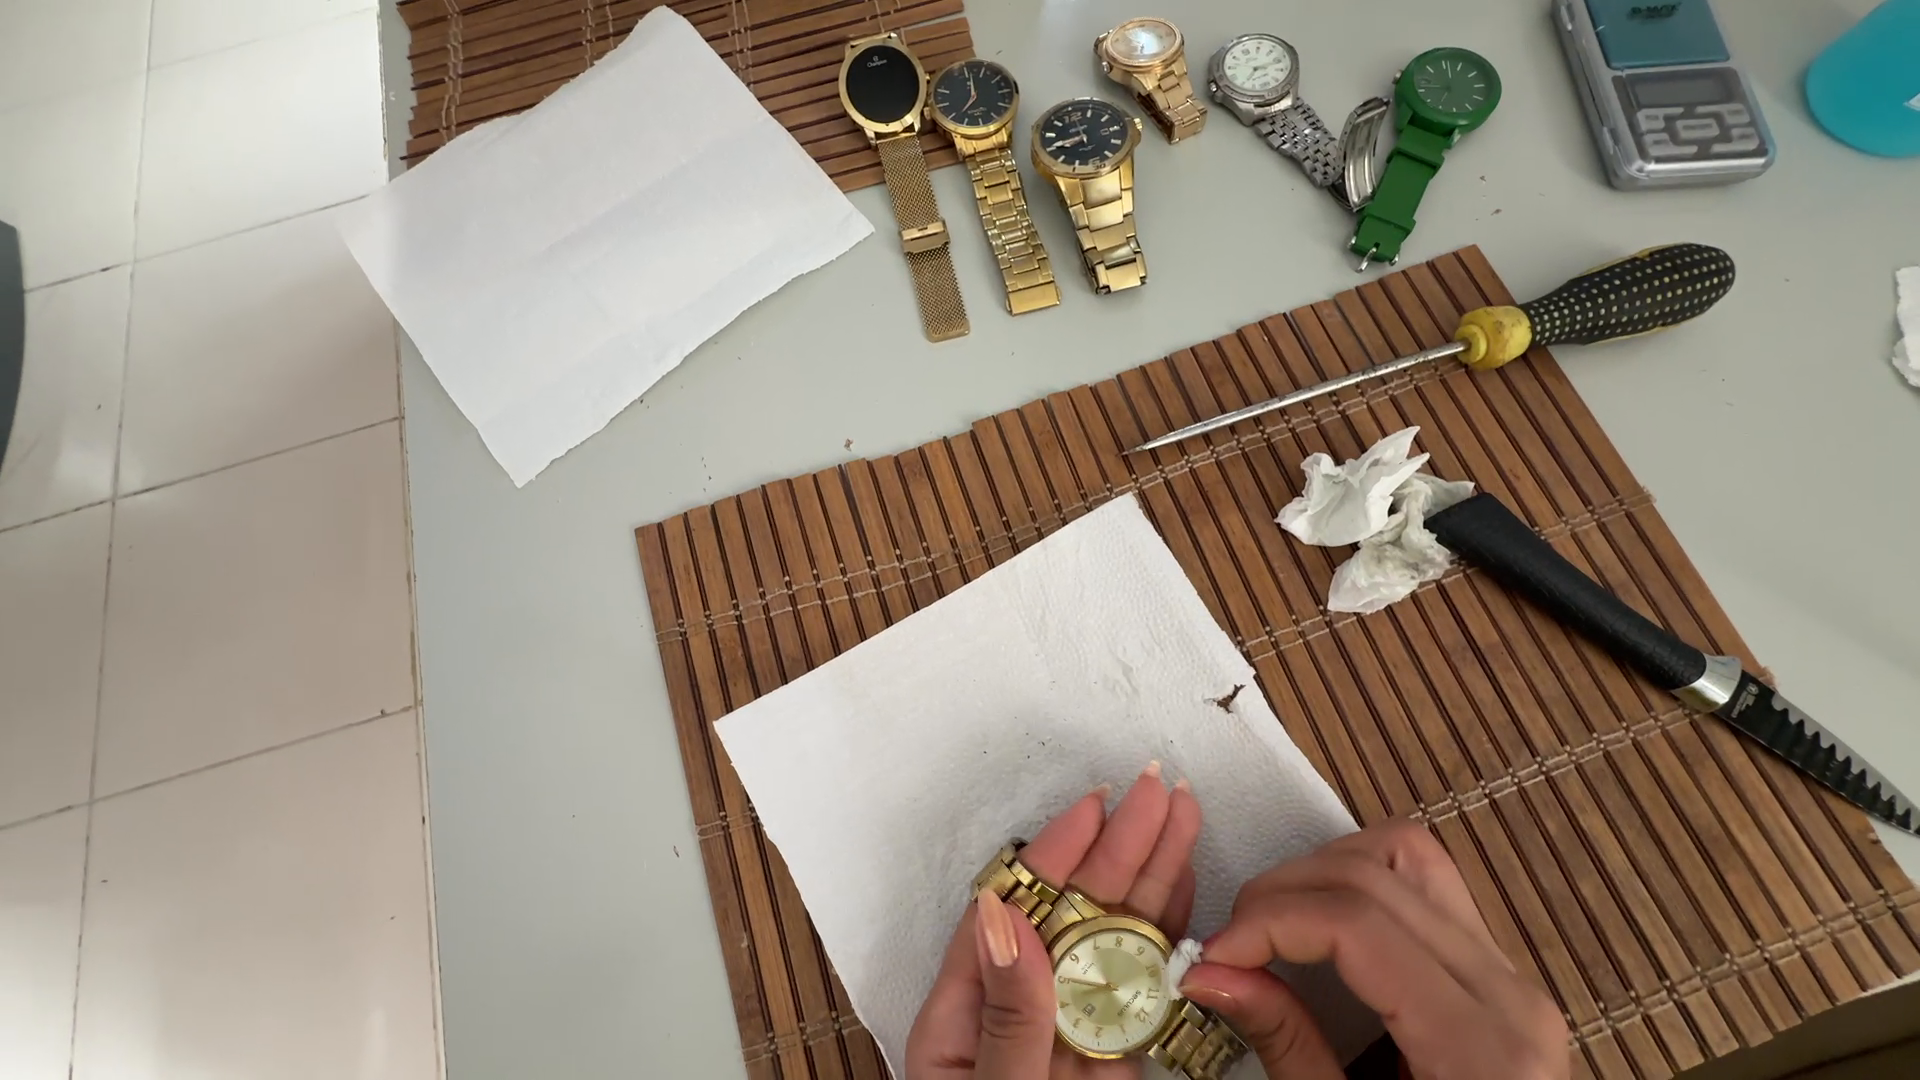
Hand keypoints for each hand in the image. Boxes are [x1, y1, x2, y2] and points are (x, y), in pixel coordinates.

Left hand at [905, 762, 1202, 1079]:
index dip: (1056, 853)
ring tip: (1183, 814)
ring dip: (1153, 874)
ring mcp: (1070, 1030)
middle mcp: (1022, 1004)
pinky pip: (1142, 988)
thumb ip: (1006, 1016)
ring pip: (1114, 938)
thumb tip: (1003, 915)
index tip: (1093, 806)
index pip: (1014, 908)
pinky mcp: (1112, 1063)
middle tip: (1157, 787)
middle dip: (1120, 845)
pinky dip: (1167, 937)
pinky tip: (1184, 884)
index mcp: (966, 1010)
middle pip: (1074, 910)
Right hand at [1178, 821, 1569, 1079]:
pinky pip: (1421, 877)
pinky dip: (1356, 873)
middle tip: (1230, 945)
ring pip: (1402, 852)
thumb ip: (1285, 1045)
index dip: (1269, 923)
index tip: (1210, 957)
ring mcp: (1509, 972)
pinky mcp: (1496, 968)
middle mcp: (1508, 990)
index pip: (1356, 925)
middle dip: (1279, 894)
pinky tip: (1322, 917)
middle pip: (1370, 875)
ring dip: (1320, 868)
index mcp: (1483, 1048)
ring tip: (1275, 920)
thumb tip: (1206, 973)